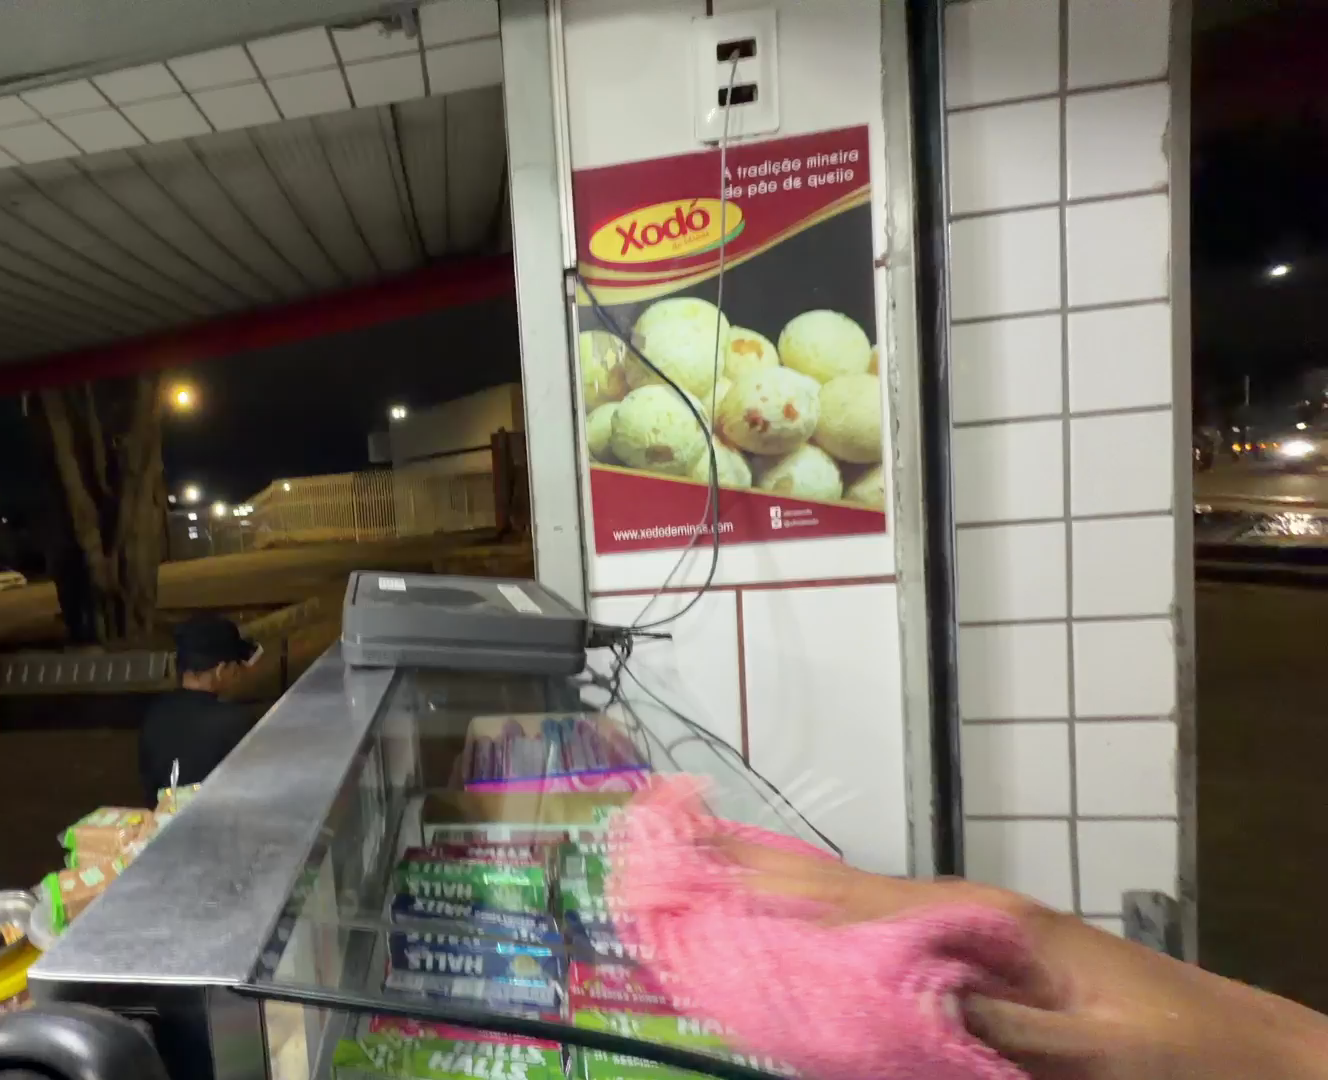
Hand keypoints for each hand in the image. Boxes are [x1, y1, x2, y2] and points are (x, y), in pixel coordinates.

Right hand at [721, 838, 1327, 1079]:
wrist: (1250, 1053)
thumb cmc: (1179, 1050)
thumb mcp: (1099, 1051)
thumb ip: (996, 1024)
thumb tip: (888, 996)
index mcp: (970, 919)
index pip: (848, 898)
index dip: (771, 884)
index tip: (704, 865)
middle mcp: (945, 910)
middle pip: (830, 885)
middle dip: (752, 869)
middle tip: (682, 848)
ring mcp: (948, 927)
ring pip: (842, 899)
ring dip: (772, 884)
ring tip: (709, 864)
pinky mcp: (954, 951)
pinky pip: (865, 928)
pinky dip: (812, 914)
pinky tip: (784, 913)